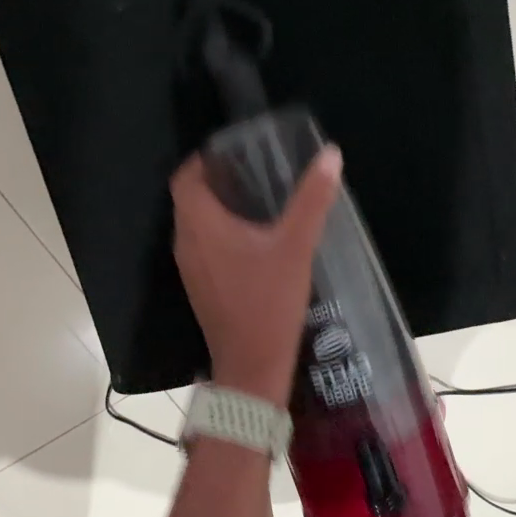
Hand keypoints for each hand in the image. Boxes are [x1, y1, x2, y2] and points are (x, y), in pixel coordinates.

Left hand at [169, 146, 342, 404]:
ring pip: (195, 224)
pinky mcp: (200, 286)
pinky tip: (252, 236)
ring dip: (217, 207)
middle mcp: (186, 242)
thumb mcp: (295, 246)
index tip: (233, 152)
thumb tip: (330, 154)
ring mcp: (189, 267)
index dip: (203, 160)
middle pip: (189, 199)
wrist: (252, 364)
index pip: (185, 178)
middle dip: (215, 180)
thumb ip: (312, 199)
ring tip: (255, 197)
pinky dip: (219, 232)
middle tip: (251, 169)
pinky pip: (202, 246)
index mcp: (200, 225)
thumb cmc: (269, 302)